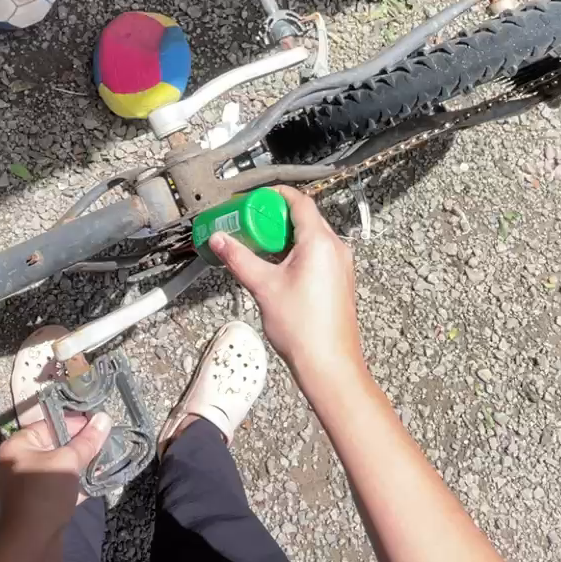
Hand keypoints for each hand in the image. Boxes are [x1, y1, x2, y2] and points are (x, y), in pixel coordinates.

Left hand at [0, 411, 110, 561]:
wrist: (29, 547)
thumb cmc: (44, 494)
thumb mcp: (69, 462)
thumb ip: (87, 441)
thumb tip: (104, 419)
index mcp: (18, 445)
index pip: (50, 424)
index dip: (75, 422)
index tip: (97, 423)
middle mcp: (18, 462)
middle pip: (54, 445)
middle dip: (80, 445)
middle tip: (104, 440)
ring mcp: (26, 485)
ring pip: (58, 468)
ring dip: (80, 465)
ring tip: (103, 460)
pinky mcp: (37, 504)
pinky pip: (58, 487)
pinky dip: (75, 484)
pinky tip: (95, 481)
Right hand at [207, 186, 364, 387]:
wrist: (330, 366)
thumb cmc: (303, 329)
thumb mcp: (263, 287)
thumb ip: (239, 258)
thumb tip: (219, 240)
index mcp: (319, 243)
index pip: (299, 201)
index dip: (275, 195)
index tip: (254, 200)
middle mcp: (336, 249)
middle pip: (305, 217)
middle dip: (276, 216)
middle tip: (251, 222)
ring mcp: (341, 265)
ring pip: (312, 236)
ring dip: (286, 235)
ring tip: (261, 245)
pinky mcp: (339, 280)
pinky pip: (318, 253)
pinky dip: (298, 251)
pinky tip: (279, 267)